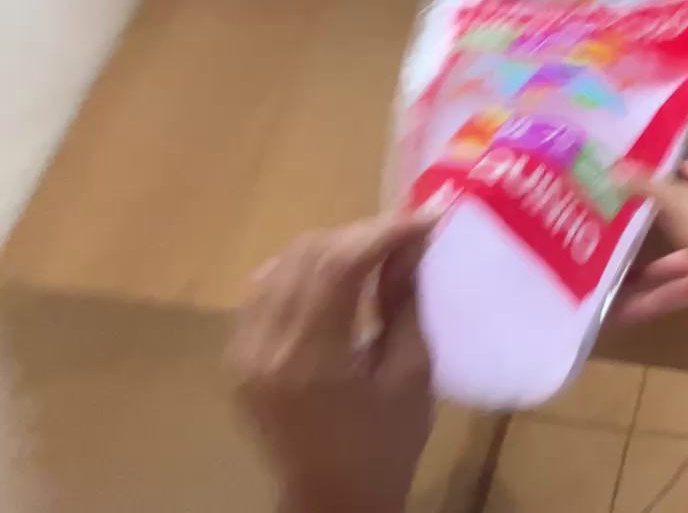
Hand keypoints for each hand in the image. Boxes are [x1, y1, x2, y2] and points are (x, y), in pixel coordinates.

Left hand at [229, 213, 438, 512]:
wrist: (335, 495)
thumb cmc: (389, 437)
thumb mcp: (412, 367)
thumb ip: (405, 299)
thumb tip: (415, 240)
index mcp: (312, 359)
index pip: (340, 266)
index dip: (388, 230)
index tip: (433, 216)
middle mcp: (265, 350)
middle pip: (309, 256)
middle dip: (366, 232)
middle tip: (414, 231)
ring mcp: (244, 353)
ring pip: (284, 264)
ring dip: (338, 244)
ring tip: (384, 247)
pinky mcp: (240, 356)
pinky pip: (267, 288)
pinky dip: (308, 267)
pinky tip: (343, 273)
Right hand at [613, 160, 687, 335]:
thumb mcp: (681, 201)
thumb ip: (648, 186)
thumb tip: (614, 165)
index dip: (667, 169)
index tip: (629, 173)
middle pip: (677, 216)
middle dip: (643, 223)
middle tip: (600, 227)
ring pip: (670, 261)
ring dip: (638, 272)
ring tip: (597, 279)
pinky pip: (672, 292)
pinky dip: (647, 302)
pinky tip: (614, 313)